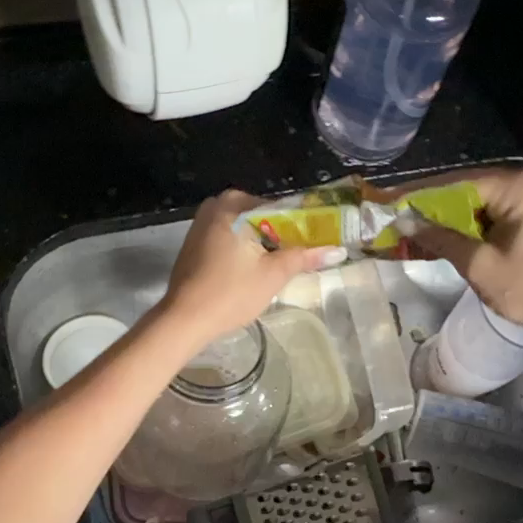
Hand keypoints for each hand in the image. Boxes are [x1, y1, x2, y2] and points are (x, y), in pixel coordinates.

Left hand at [156, 190, 343, 342]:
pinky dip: (245, 253)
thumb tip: (338, 250)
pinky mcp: (195, 243)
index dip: (304, 228)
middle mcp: (217, 204)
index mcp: (237, 203)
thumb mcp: (273, 274)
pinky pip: (230, 241)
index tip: (318, 245)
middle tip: (300, 262)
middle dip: (282, 239)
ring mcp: (202, 223)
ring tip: (279, 271)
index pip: (283, 208)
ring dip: (264, 247)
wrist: (184, 319)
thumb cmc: (231, 294)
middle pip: (264, 219)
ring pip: (247, 231)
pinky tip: (253, 273)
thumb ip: (305, 257)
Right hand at [400, 168, 522, 346]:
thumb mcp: (479, 266)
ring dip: (454, 216)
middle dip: (436, 206)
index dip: (422, 195)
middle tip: (400, 217)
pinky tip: (451, 235)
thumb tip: (404, 221)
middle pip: (472, 188)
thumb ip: (441, 239)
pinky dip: (475, 223)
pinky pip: (499, 211)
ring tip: (418, 228)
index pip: (460, 183)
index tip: (392, 202)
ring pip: (484, 201)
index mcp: (522, 186)